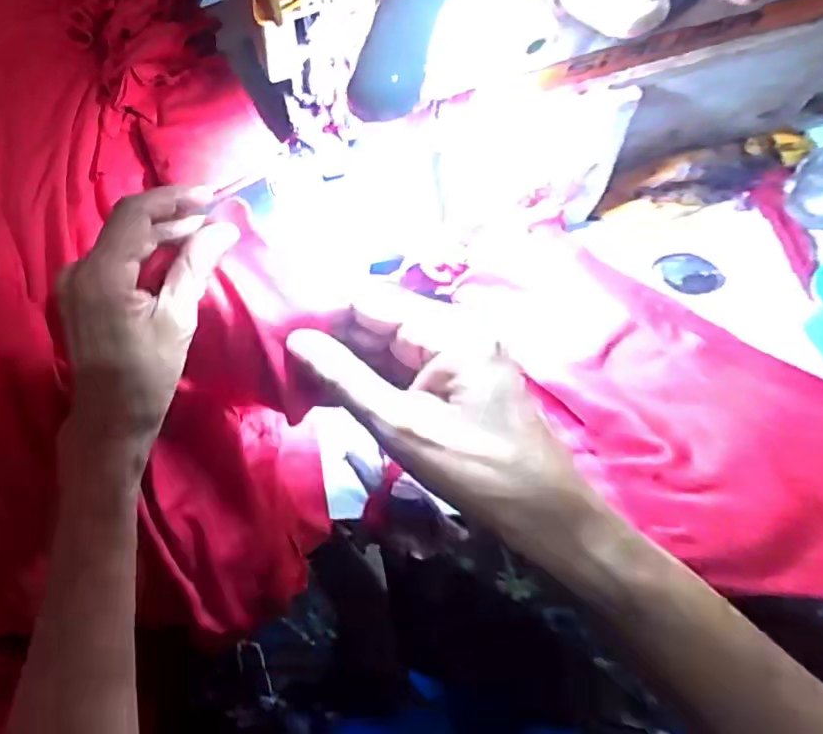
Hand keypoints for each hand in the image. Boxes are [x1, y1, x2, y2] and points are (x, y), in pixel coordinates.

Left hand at [56, 187, 240, 455]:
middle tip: (213, 214)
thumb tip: (221, 228)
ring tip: (201, 231)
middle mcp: (78, 269)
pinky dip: (142, 252)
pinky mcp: (78, 291)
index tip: (210, 194)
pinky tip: (173, 253)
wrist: (106, 418)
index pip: (134, 215)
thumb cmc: (145, 376)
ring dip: (157, 233)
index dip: (172, 198)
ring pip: (119, 240)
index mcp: (100, 273)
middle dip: (170, 215)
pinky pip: (112, 259)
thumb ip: (194, 267)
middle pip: (125, 224)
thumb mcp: (177, 320)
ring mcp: (73, 280)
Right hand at [286, 284, 603, 551]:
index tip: (273, 324)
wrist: (548, 523)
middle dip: (321, 335)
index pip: (364, 300)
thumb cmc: (479, 473)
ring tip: (287, 370)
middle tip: (273, 352)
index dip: (317, 309)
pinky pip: (384, 363)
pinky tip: (318, 387)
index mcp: (448, 331)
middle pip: (365, 318)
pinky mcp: (439, 375)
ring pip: (370, 341)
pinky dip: (353, 374)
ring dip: (332, 357)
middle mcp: (447, 330)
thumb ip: (343, 377)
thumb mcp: (400, 425)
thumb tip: (293, 338)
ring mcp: (444, 353)